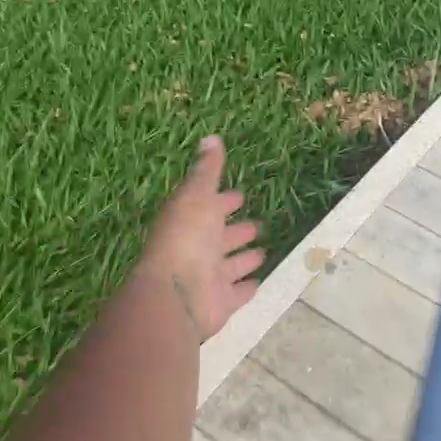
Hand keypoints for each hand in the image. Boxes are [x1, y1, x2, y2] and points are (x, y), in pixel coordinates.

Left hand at [137, 135, 262, 342]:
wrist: (176, 296)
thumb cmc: (186, 238)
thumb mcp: (197, 195)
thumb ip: (207, 170)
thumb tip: (210, 137)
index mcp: (189, 221)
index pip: (208, 207)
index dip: (224, 201)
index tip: (240, 195)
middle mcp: (196, 249)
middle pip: (220, 237)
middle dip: (237, 229)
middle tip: (259, 224)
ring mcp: (208, 278)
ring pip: (231, 265)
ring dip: (245, 257)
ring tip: (264, 250)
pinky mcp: (220, 302)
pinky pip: (237, 292)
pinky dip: (246, 286)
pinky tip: (259, 280)